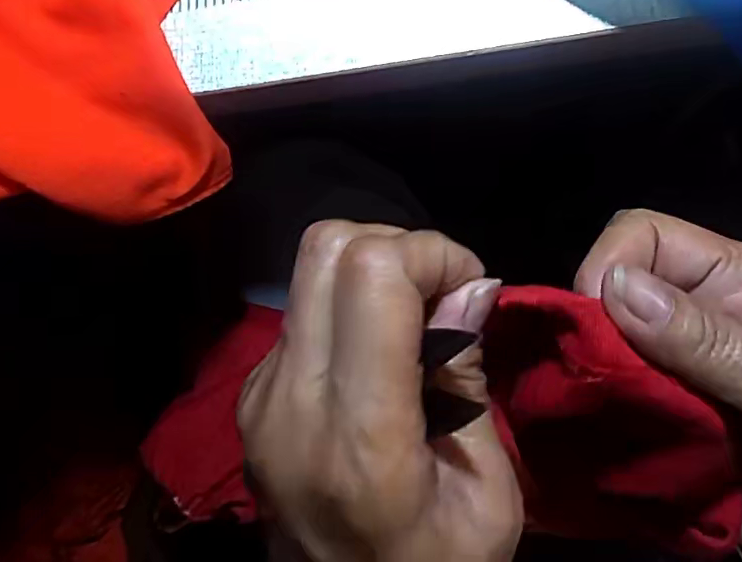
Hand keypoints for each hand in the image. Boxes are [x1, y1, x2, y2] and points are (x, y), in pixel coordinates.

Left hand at [239, 221, 522, 561]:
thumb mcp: (488, 496)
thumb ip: (469, 378)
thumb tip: (473, 284)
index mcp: (358, 435)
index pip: (372, 273)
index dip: (433, 254)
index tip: (471, 291)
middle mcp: (292, 400)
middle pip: (329, 245)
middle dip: (401, 245)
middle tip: (441, 295)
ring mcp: (261, 392)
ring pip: (314, 262)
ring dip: (378, 265)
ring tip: (416, 317)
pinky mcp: (253, 389)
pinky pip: (307, 300)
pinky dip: (354, 296)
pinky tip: (381, 345)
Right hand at [576, 210, 741, 561]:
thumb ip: (715, 346)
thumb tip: (612, 284)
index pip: (651, 239)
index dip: (613, 262)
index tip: (590, 319)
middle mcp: (708, 328)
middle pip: (620, 300)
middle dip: (591, 333)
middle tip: (573, 384)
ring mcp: (694, 394)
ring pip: (614, 367)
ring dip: (591, 390)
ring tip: (570, 426)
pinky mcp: (685, 457)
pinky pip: (625, 433)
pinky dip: (602, 443)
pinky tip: (585, 459)